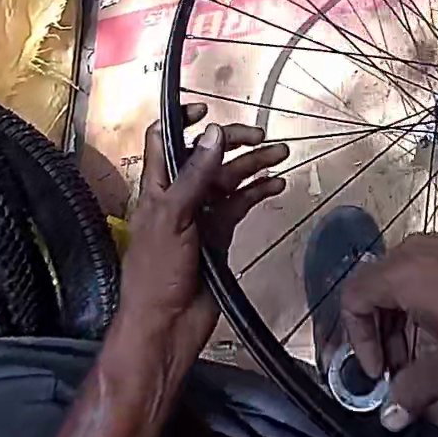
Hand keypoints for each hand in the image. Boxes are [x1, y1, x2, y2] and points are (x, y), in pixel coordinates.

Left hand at [119, 104, 287, 379]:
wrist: (166, 327)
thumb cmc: (157, 271)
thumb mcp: (173, 217)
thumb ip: (195, 175)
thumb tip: (213, 132)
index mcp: (158, 184)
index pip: (163, 138)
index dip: (180, 120)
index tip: (205, 109)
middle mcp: (180, 193)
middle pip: (207, 155)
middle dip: (233, 141)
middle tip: (260, 134)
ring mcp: (202, 212)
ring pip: (230, 178)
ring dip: (254, 165)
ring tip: (281, 154)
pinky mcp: (220, 232)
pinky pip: (241, 203)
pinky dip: (258, 191)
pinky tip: (276, 184)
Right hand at [340, 234, 437, 429]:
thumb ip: (413, 390)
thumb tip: (389, 417)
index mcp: (404, 274)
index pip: (353, 296)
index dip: (357, 339)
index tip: (379, 373)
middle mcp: (414, 249)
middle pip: (373, 285)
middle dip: (377, 331)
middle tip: (395, 371)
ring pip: (397, 276)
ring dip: (397, 317)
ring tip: (418, 357)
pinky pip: (421, 268)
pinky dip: (417, 299)